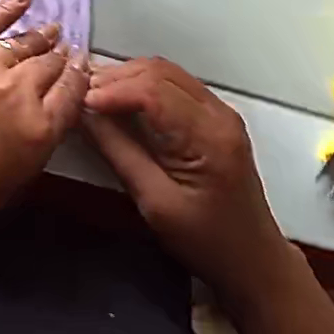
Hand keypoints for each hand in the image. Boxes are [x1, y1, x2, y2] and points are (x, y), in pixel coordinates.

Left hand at [0, 0, 89, 238]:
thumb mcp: (14, 179)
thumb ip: (39, 142)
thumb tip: (51, 113)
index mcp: (38, 129)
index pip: (72, 93)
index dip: (80, 77)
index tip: (83, 66)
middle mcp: (20, 91)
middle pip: (51, 65)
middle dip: (61, 59)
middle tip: (67, 52)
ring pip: (26, 44)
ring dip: (43, 37)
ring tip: (53, 30)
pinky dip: (10, 7)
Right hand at [82, 57, 293, 301]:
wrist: (252, 261)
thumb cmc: (205, 241)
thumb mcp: (154, 203)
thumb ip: (119, 152)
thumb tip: (84, 114)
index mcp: (208, 136)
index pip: (154, 91)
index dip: (113, 91)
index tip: (81, 102)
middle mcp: (218, 112)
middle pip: (159, 72)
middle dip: (116, 79)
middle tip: (81, 94)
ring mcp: (219, 110)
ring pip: (165, 72)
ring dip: (128, 79)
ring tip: (94, 95)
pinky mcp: (213, 115)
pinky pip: (173, 84)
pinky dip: (142, 86)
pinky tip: (120, 100)